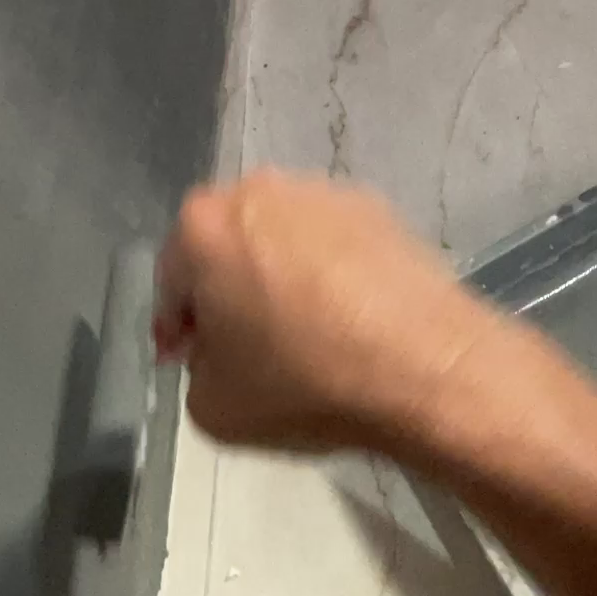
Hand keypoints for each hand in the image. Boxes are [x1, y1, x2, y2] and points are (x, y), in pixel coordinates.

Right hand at [154, 170, 501, 450]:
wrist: (425, 366)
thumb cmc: (303, 381)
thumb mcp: (211, 406)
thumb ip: (195, 367)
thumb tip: (217, 350)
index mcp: (203, 226)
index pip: (171, 281)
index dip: (176, 326)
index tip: (187, 357)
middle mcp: (257, 189)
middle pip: (222, 246)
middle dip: (222, 290)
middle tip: (240, 341)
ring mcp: (320, 191)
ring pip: (276, 237)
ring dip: (273, 273)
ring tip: (300, 329)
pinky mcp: (374, 205)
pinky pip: (327, 240)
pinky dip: (324, 270)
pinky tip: (344, 315)